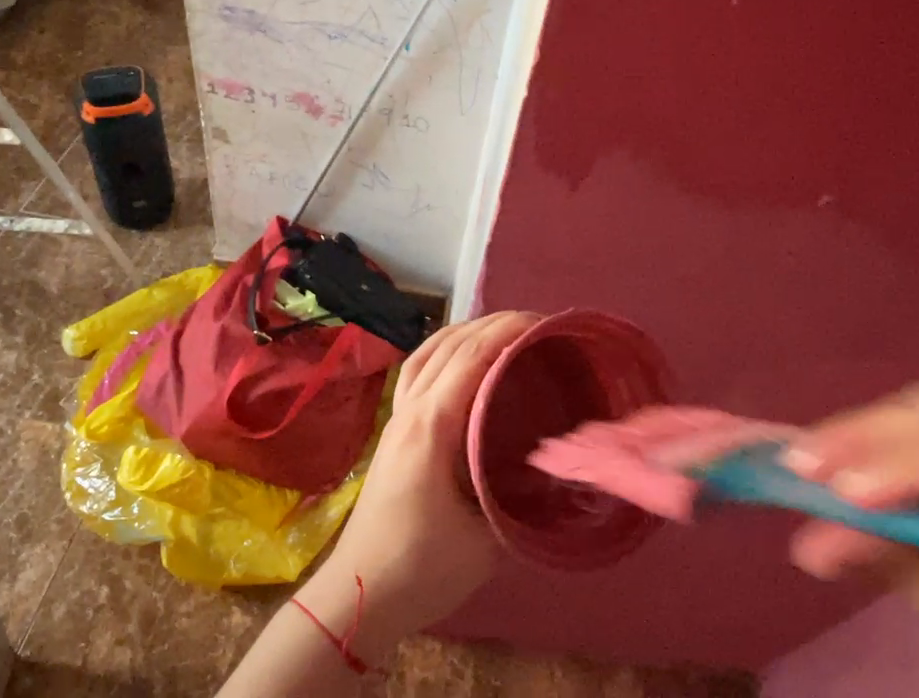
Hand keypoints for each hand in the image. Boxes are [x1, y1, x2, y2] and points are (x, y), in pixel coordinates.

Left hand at [302, 311, 539, 644]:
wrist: (359, 595)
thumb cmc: (422, 570)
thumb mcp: (487, 542)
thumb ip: (523, 499)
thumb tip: (558, 470)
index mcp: (432, 427)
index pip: (472, 356)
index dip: (510, 330)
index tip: (549, 324)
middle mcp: (410, 410)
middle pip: (451, 344)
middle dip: (495, 323)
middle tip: (540, 327)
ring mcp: (396, 417)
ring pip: (429, 351)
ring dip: (468, 331)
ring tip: (506, 332)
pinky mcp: (393, 429)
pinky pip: (418, 369)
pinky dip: (446, 350)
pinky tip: (466, 361)